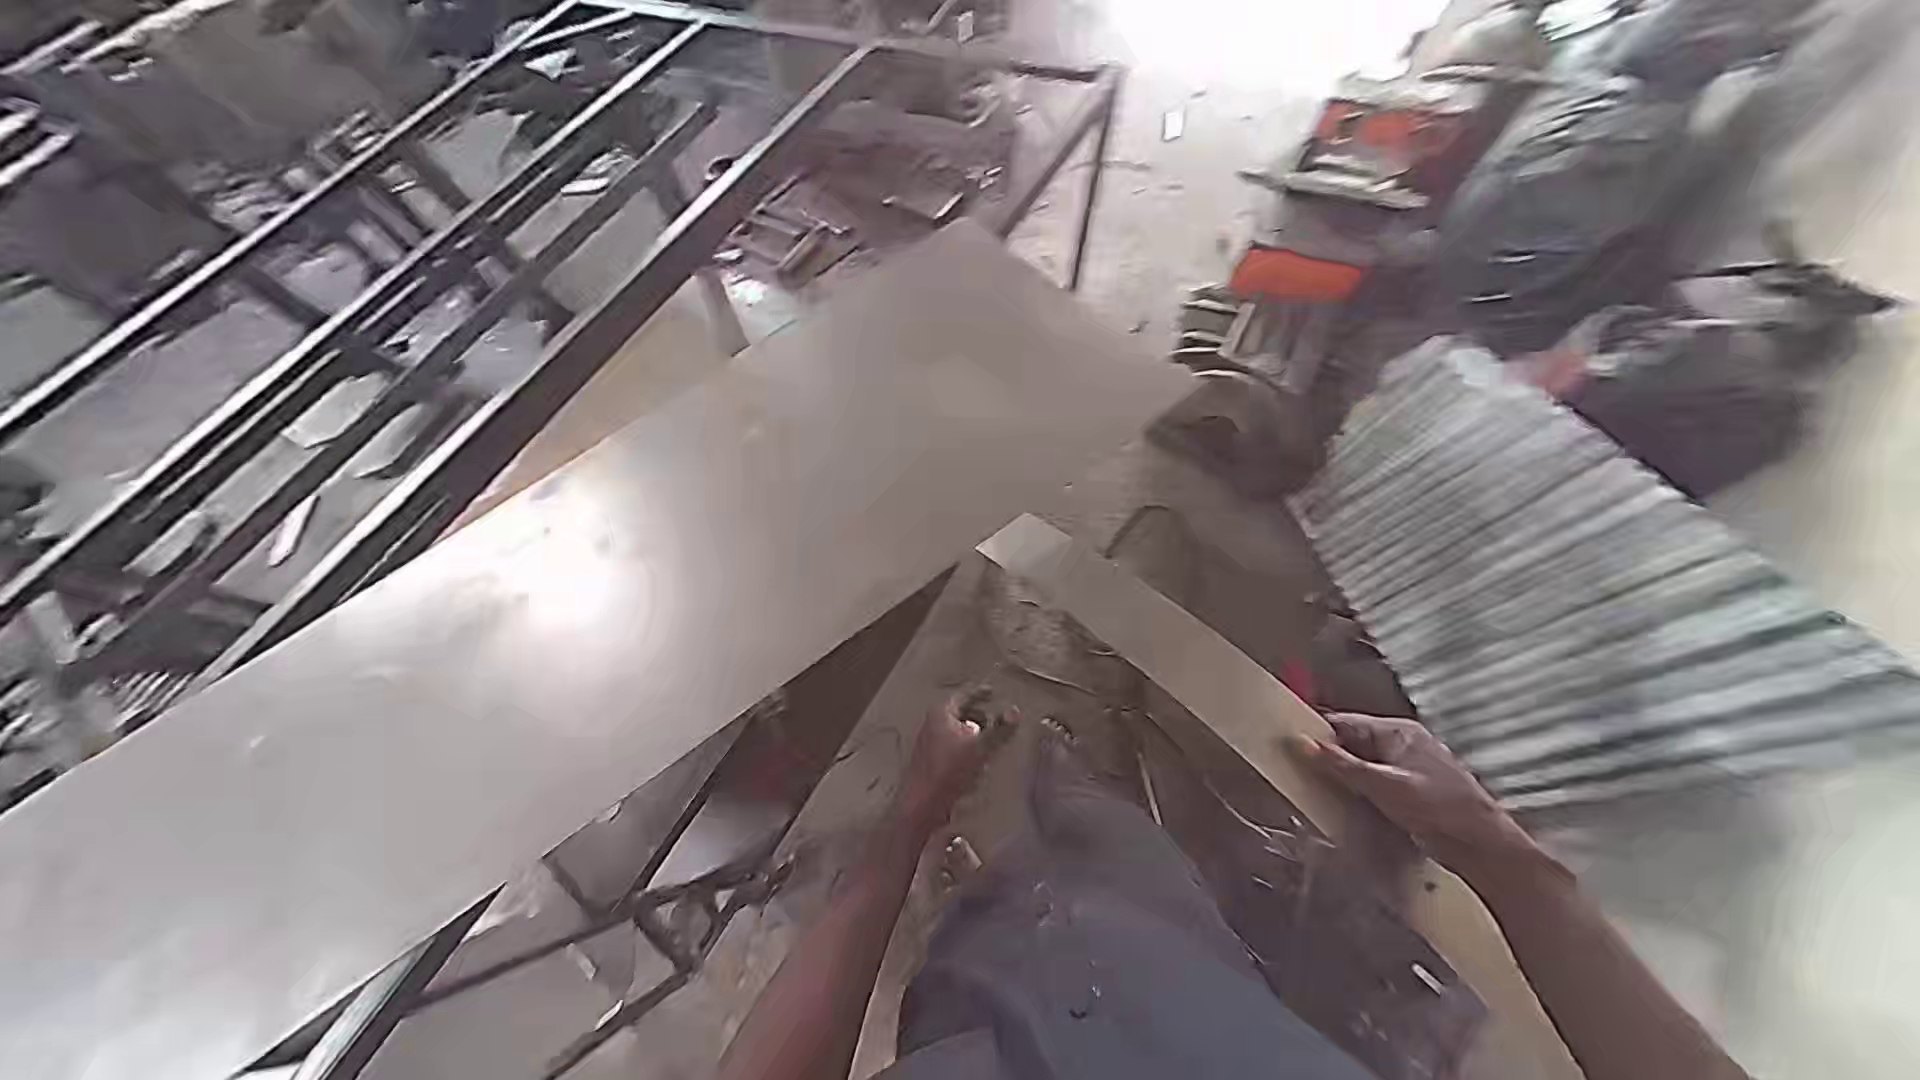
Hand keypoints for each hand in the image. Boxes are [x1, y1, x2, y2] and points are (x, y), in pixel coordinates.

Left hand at [898, 687, 1012, 826]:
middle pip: (961, 712)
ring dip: (975, 733)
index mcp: (941, 713)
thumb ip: (999, 730)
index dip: (980, 693)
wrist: (923, 804)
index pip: (964, 695)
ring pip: (958, 730)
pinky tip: (978, 761)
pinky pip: (955, 745)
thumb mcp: (979, 748)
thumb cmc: (946, 771)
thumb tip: (1014, 713)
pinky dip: (968, 747)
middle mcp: (933, 724)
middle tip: (996, 719)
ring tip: (991, 740)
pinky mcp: (933, 760)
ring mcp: (931, 742)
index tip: (992, 691)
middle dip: (980, 715)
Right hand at [1294, 712, 1541, 880]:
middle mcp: (1403, 743)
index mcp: (1397, 732)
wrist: (1486, 851)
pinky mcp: (1411, 790)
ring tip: (1317, 784)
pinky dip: (1358, 788)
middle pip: (1352, 742)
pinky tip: (1345, 800)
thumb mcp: (1382, 785)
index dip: (1317, 732)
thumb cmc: (1438, 810)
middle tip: (1298, 767)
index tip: (1289, 742)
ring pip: (1362, 763)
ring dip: (1343, 774)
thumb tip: (1301, 743)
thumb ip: (1340, 765)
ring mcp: (1408, 766)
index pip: (1344, 723)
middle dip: (1328, 755)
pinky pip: (1373, 780)